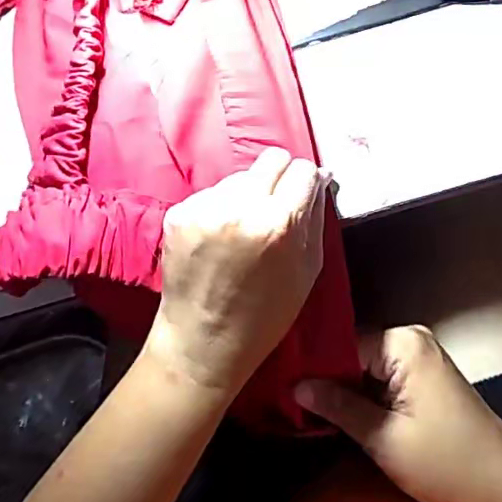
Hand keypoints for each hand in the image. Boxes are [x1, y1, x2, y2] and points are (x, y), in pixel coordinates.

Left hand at [144, 147, 329, 394]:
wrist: (202, 342)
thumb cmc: (264, 316)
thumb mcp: (307, 271)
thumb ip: (316, 219)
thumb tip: (321, 177)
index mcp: (278, 223)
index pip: (302, 170)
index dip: (305, 183)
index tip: (301, 196)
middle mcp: (239, 207)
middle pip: (270, 159)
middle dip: (278, 179)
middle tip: (274, 207)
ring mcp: (204, 208)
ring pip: (239, 177)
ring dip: (246, 195)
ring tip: (241, 232)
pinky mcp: (179, 212)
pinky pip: (211, 194)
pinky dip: (218, 209)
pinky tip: (217, 239)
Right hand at [294, 326, 501, 501]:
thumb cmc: (449, 464)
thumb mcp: (384, 440)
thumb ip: (337, 406)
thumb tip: (294, 385)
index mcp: (402, 342)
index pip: (341, 344)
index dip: (312, 366)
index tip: (282, 384)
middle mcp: (409, 337)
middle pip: (350, 351)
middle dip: (325, 377)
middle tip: (290, 398)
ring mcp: (418, 354)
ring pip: (362, 364)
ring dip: (342, 387)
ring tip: (307, 405)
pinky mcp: (422, 373)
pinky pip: (378, 374)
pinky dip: (361, 393)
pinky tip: (340, 410)